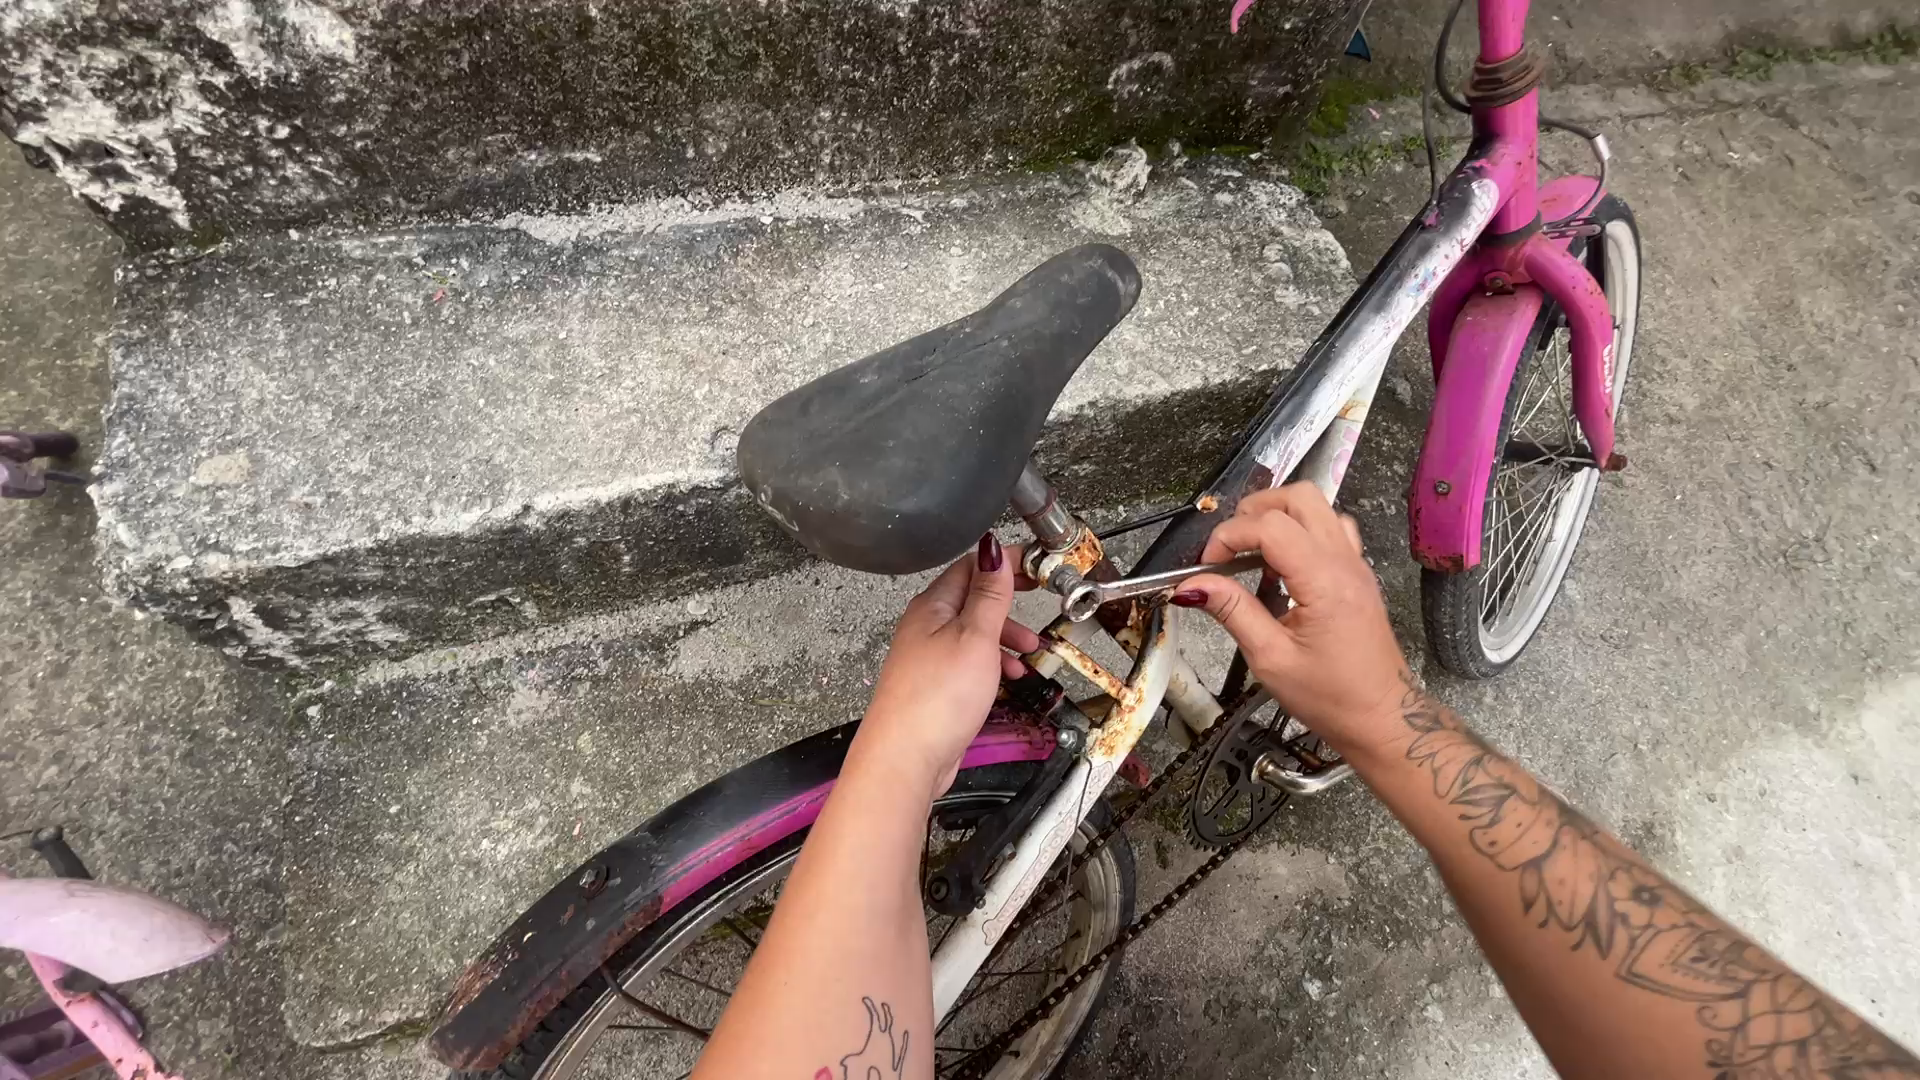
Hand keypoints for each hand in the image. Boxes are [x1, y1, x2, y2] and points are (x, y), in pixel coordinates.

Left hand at [851, 534, 1041, 798]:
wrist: (906, 758)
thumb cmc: (937, 697)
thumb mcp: (975, 637)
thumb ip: (989, 595)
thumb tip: (994, 552)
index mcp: (933, 605)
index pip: (970, 566)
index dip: (1004, 562)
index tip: (1035, 565)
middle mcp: (926, 625)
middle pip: (972, 597)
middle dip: (1008, 598)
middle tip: (1038, 595)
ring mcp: (929, 655)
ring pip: (973, 630)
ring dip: (1005, 634)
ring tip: (1032, 648)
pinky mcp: (935, 683)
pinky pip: (968, 659)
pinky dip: (992, 660)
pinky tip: (1009, 674)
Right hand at [1174, 484, 1408, 752]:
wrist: (1382, 719)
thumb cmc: (1329, 697)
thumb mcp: (1270, 659)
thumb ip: (1232, 611)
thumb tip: (1191, 584)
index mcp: (1324, 582)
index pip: (1270, 526)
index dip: (1228, 536)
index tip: (1207, 567)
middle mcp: (1345, 562)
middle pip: (1299, 497)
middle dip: (1253, 511)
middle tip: (1228, 548)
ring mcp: (1356, 564)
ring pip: (1317, 506)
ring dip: (1277, 517)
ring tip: (1251, 553)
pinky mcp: (1356, 574)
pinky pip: (1330, 528)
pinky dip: (1298, 532)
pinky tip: (1280, 565)